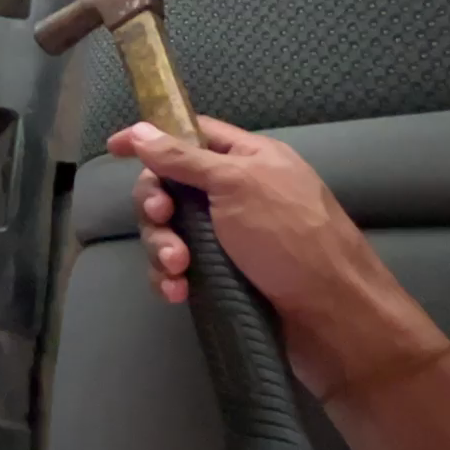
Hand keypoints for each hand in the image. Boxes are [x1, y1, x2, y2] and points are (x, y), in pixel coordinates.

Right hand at [106, 118, 446, 398]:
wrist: (334, 319)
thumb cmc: (292, 239)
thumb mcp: (237, 186)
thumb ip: (183, 158)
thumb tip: (141, 131)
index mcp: (247, 160)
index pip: (190, 134)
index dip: (152, 138)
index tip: (115, 148)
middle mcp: (233, 193)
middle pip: (168, 185)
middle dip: (156, 206)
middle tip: (161, 218)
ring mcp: (225, 235)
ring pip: (166, 229)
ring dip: (162, 246)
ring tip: (177, 268)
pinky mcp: (218, 272)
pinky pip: (174, 265)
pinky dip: (169, 275)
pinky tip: (178, 290)